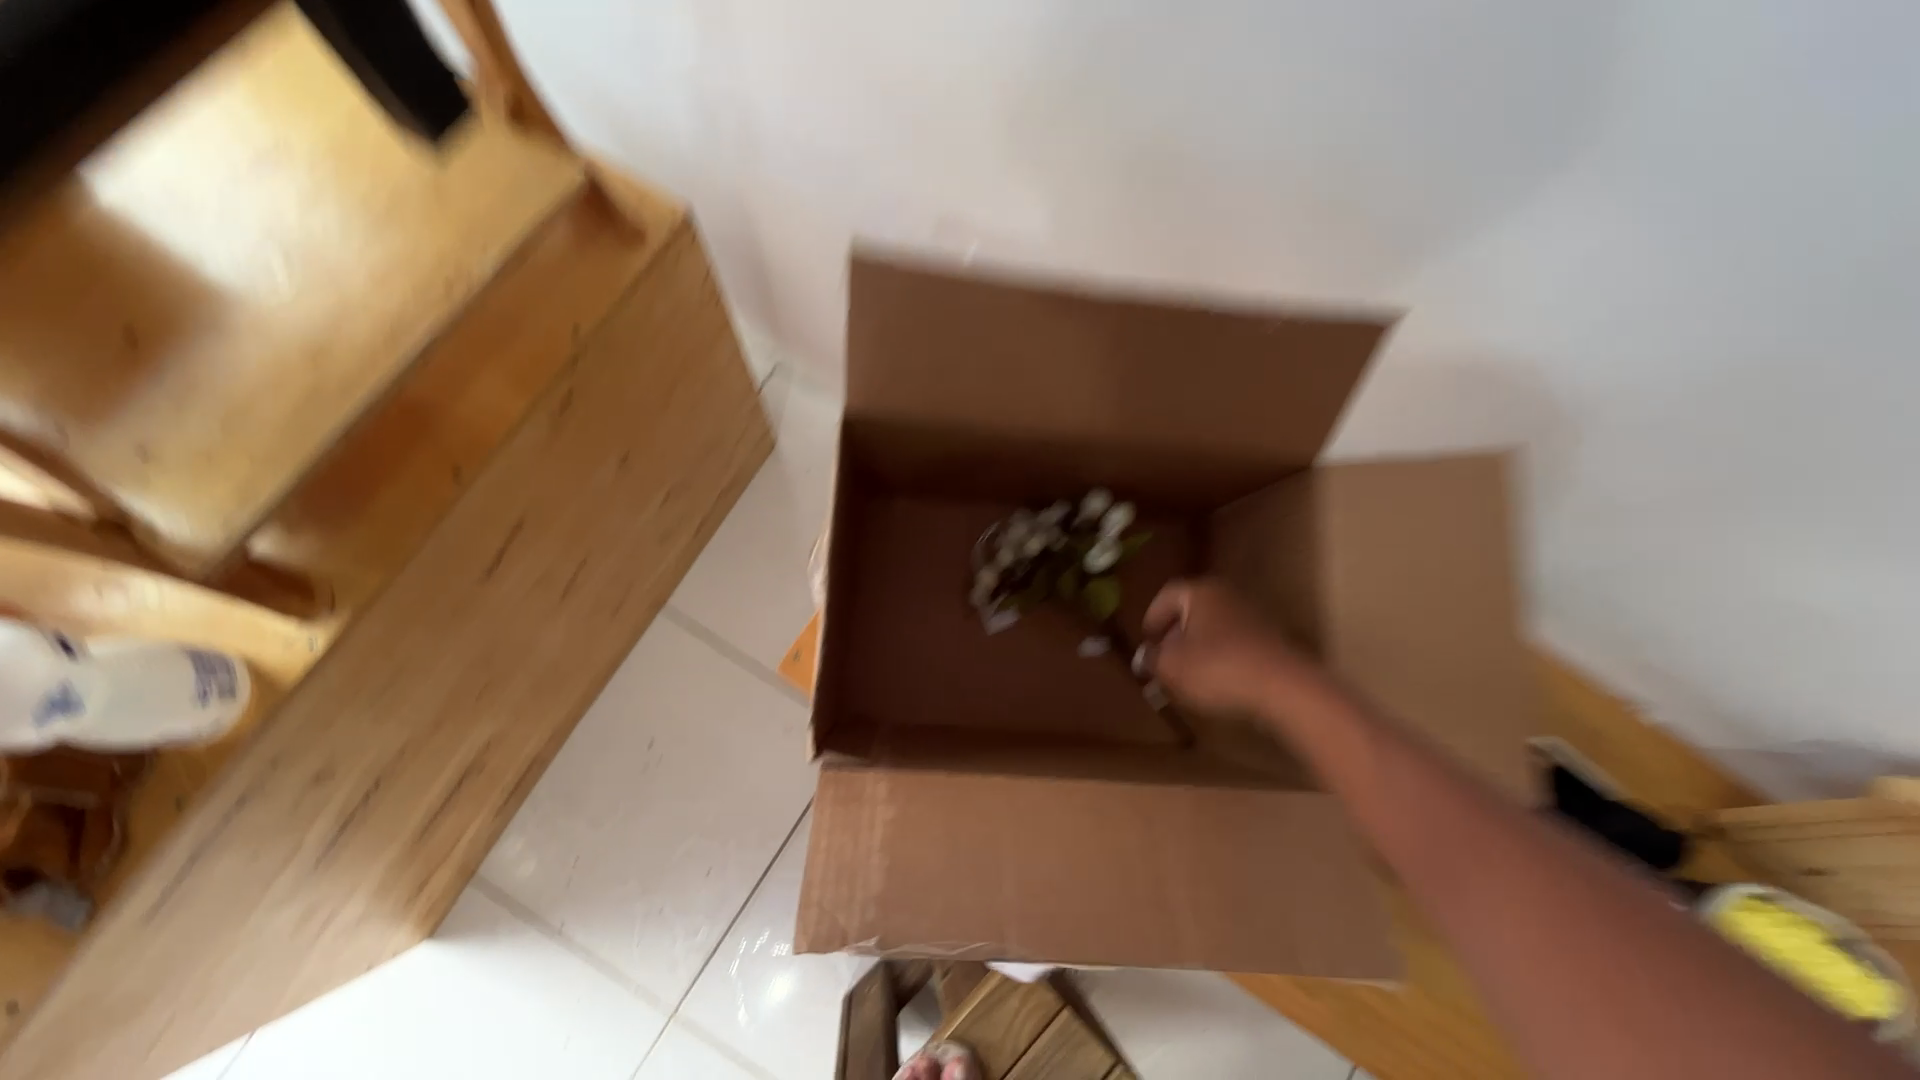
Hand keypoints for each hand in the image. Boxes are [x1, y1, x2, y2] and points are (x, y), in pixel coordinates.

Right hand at [1142, 579, 1312, 714]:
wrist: (1284, 688)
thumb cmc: (1217, 669)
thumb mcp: (1170, 667)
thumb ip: (1152, 660)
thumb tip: (1145, 657)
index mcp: (1200, 592)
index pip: (1167, 596)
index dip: (1152, 618)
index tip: (1147, 640)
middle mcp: (1228, 595)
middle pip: (1192, 610)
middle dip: (1174, 634)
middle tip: (1163, 659)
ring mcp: (1254, 617)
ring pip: (1214, 628)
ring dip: (1198, 648)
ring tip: (1188, 676)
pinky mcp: (1271, 640)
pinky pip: (1235, 643)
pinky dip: (1221, 657)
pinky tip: (1217, 681)